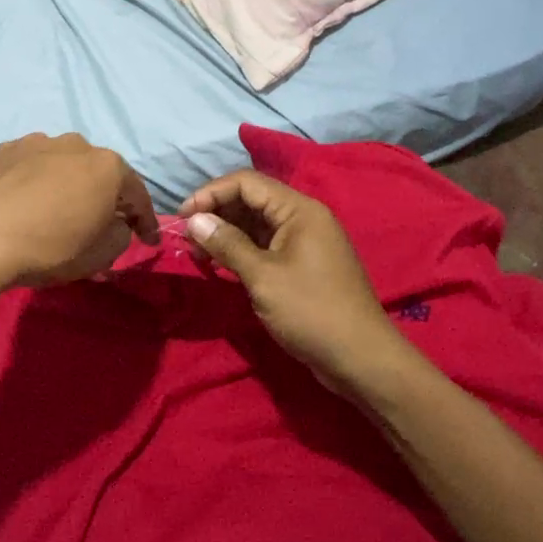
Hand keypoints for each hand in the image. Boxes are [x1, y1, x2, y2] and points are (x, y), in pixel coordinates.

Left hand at [0, 133, 158, 308]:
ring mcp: (37, 142)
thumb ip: (120, 234)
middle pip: (99, 173)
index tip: (147, 241)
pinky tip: (26, 203)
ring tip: (58, 211)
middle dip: (104, 197)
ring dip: (67, 185)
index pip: (137, 195)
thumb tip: (114, 224)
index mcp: (108, 166)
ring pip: (63, 165)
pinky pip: (31, 167)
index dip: (145, 221)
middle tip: (100, 224)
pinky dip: (35, 182)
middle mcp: (76, 144)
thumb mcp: (101, 255)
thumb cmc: (50, 248)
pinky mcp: (3, 150)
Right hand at [181, 170, 403, 387]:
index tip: (182, 216)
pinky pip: (266, 246)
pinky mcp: (303, 266)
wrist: (361, 359)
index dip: (211, 193)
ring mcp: (305, 243)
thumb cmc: (311, 311)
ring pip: (257, 225)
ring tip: (198, 254)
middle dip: (216, 214)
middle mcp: (304, 218)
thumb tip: (195, 220)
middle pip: (252, 200)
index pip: (247, 182)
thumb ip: (227, 245)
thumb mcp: (263, 277)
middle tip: (187, 239)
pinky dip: (241, 251)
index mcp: (300, 210)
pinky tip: (221, 266)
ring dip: (226, 234)